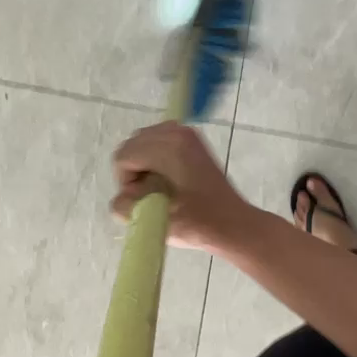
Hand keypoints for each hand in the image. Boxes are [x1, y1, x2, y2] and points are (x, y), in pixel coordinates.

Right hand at [111, 123, 264, 255]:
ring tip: (160, 189)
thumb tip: (124, 195)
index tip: (144, 201)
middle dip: (134, 171)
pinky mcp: (192, 140)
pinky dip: (156, 159)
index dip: (126, 182)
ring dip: (144, 165)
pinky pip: (158, 143)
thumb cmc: (197, 224)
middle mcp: (176, 132)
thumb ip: (124, 206)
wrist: (233, 223)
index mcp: (168, 147)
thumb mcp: (153, 219)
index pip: (123, 157)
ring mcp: (186, 133)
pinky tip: (169, 180)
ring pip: (144, 143)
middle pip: (132, 146)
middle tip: (151, 196)